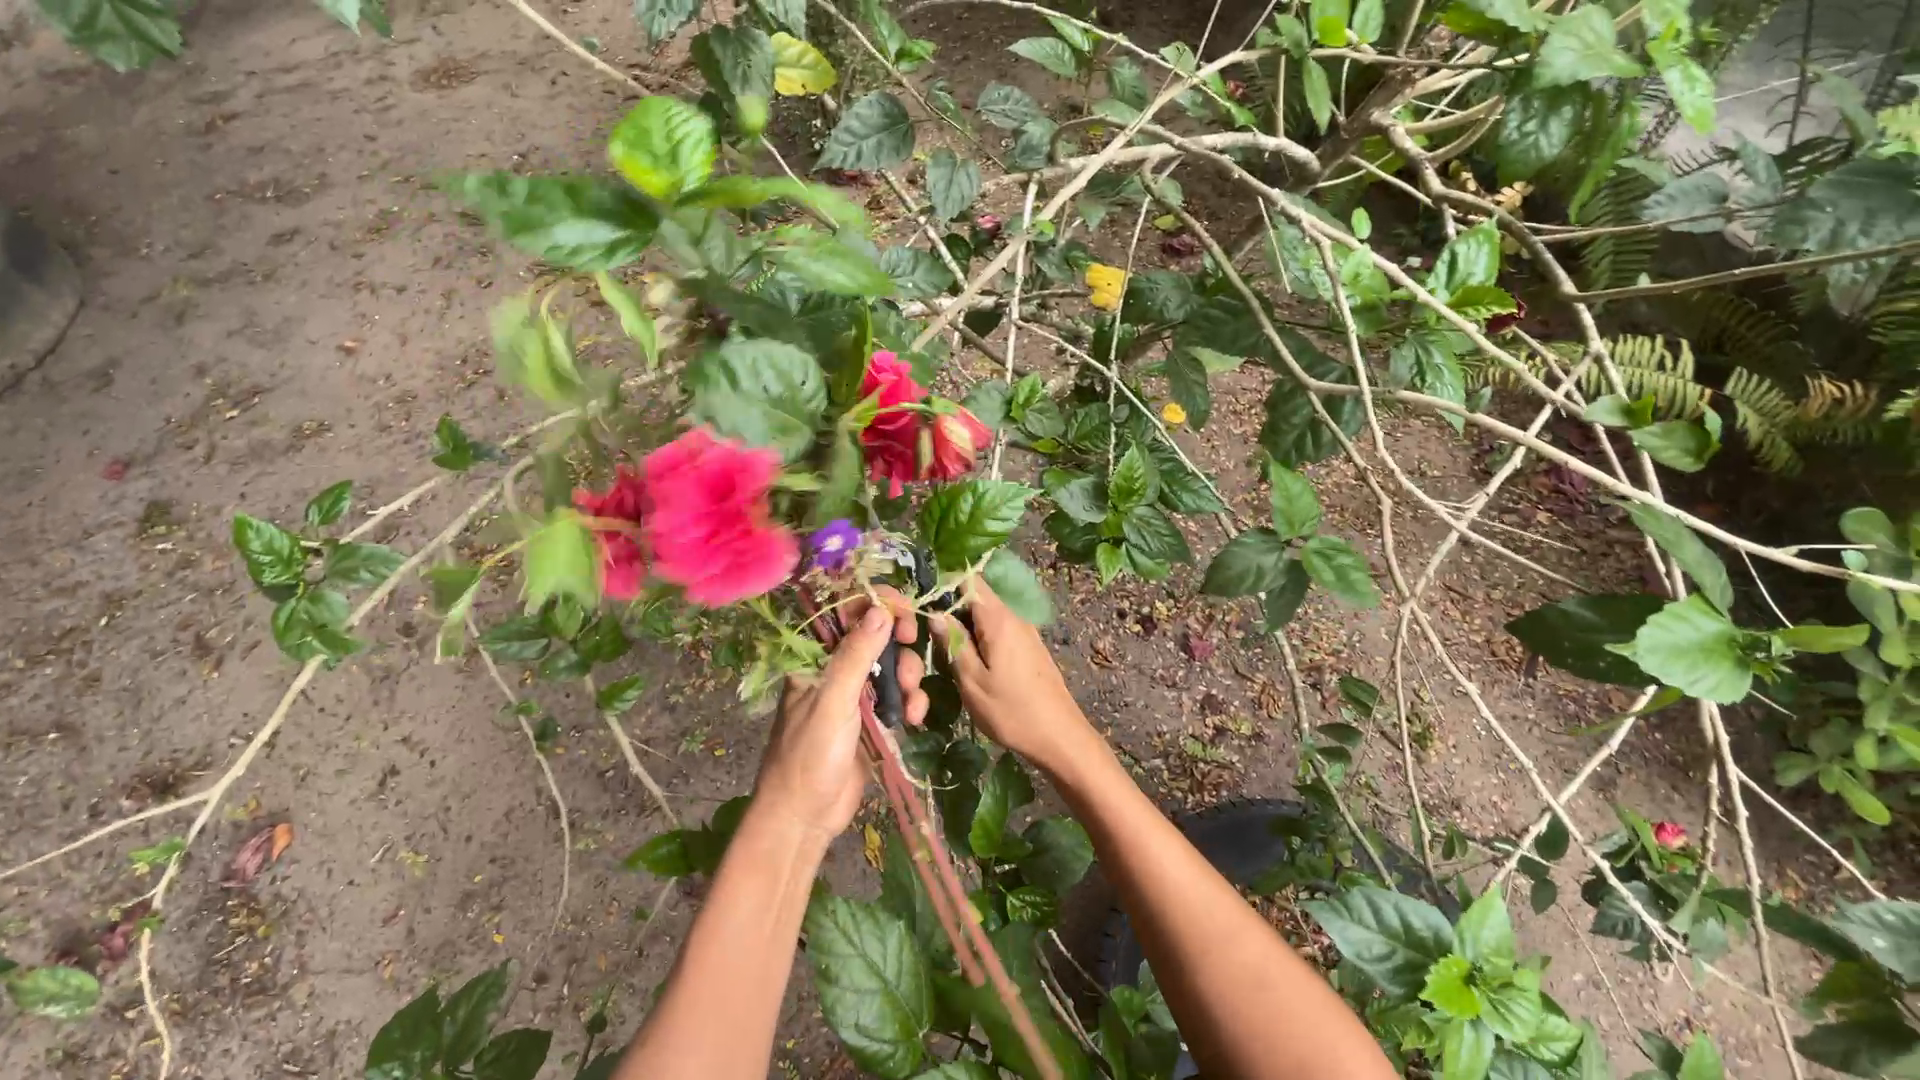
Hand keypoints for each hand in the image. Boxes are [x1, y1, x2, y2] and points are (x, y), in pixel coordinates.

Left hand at [756, 590, 926, 839]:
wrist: (804, 817)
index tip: (905, 610)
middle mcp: (834, 670)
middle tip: (912, 644)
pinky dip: (910, 702)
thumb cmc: (808, 756)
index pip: (846, 614)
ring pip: (892, 667)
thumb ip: (856, 655)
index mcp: (815, 659)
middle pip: (876, 637)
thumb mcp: (832, 702)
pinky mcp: (871, 721)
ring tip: (909, 699)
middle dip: (899, 641)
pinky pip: (898, 698)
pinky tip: (914, 719)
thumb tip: (880, 610)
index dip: (876, 605)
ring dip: (908, 676)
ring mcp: (854, 696)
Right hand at [933, 578, 1100, 778]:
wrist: (1060, 737)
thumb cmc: (1012, 712)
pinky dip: (981, 638)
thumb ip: (953, 644)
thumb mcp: (972, 682)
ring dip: (966, 627)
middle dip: (952, 609)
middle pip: (978, 597)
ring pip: (988, 616)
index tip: (923, 598)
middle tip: (928, 632)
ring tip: (946, 650)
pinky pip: (999, 631)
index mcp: (999, 619)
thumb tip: (935, 613)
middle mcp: (1015, 617)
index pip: (970, 579)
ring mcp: (1026, 632)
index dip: (944, 582)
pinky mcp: (1030, 648)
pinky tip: (971, 661)